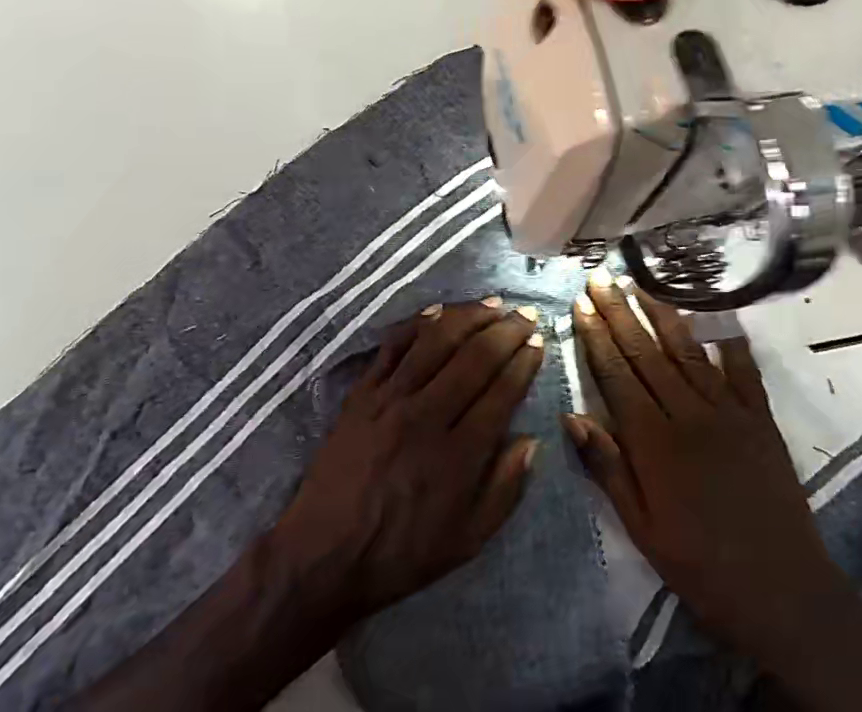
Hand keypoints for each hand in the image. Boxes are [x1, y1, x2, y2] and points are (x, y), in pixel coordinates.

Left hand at [69, 301, 543, 711]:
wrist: (322, 557)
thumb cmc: (402, 552)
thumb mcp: (468, 539)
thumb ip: (506, 488)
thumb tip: (531, 439)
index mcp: (459, 454)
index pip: (502, 391)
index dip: (525, 362)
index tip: (539, 342)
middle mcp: (427, 416)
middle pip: (475, 358)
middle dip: (507, 331)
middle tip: (527, 314)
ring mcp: (390, 400)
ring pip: (435, 342)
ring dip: (468, 317)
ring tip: (492, 304)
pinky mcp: (361, 395)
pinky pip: (392, 348)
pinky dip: (417, 324)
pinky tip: (437, 311)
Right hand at [565, 272, 861, 710]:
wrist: (782, 589)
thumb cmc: (700, 566)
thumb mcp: (641, 528)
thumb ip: (608, 468)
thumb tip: (572, 416)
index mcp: (654, 442)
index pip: (617, 375)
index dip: (596, 337)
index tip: (581, 304)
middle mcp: (689, 414)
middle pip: (647, 354)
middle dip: (620, 313)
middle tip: (600, 279)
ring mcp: (730, 412)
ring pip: (688, 352)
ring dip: (662, 316)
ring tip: (641, 286)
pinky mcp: (762, 420)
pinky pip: (744, 371)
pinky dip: (730, 342)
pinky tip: (718, 318)